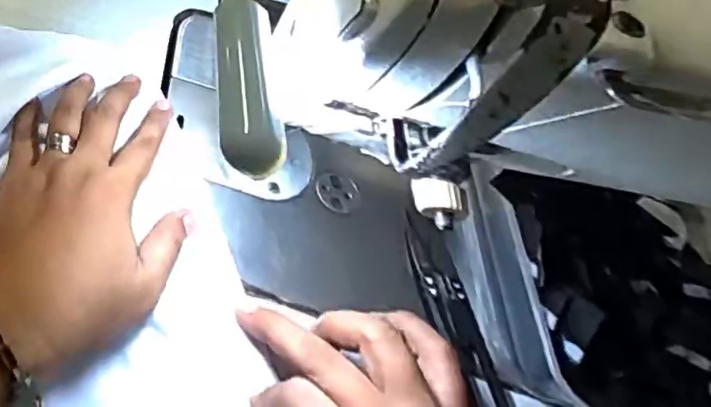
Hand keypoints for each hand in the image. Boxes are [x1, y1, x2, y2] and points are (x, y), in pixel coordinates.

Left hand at [0, 75, 190, 380]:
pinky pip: (21, 138)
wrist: (14, 323)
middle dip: (121, 93)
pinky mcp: (15, 182)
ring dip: (77, 93)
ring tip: (86, 77)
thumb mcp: (140, 290)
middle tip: (131, 78)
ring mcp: (44, 172)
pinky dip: (29, 116)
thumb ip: (167, 246)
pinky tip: (35, 103)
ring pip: (62, 118)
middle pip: (104, 118)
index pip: (142, 146)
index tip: (164, 103)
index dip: (156, 122)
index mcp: (113, 192)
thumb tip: (189, 212)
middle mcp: (80, 170)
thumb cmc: (82, 308)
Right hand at [238, 308, 469, 406]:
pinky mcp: (457, 403)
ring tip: (319, 326)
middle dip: (280, 330)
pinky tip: (386, 323)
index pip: (299, 398)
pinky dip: (406, 329)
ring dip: (341, 323)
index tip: (257, 399)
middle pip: (324, 356)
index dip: (270, 395)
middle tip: (253, 314)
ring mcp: (426, 402)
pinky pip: (433, 349)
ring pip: (376, 334)